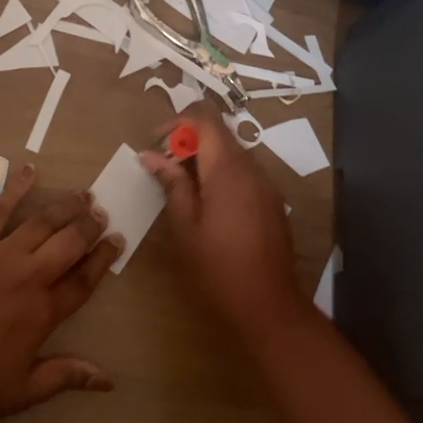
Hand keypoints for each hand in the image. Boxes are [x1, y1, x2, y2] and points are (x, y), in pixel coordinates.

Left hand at [0, 164, 123, 422]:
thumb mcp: (20, 391)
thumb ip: (64, 377)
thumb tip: (107, 380)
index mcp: (43, 313)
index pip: (84, 280)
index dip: (104, 259)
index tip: (117, 241)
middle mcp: (28, 276)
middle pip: (69, 243)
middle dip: (90, 226)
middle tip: (102, 213)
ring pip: (41, 222)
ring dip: (65, 206)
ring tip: (81, 195)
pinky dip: (15, 189)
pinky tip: (28, 172)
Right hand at [140, 104, 303, 335]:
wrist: (268, 302)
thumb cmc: (218, 265)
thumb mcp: (185, 225)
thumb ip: (171, 183)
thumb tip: (150, 155)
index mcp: (227, 169)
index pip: (205, 120)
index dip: (178, 123)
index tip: (156, 142)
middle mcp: (251, 168)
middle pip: (219, 135)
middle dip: (189, 143)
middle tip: (164, 169)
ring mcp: (266, 184)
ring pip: (232, 153)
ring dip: (205, 159)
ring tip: (183, 189)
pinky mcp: (272, 200)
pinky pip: (244, 173)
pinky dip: (222, 175)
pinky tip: (208, 204)